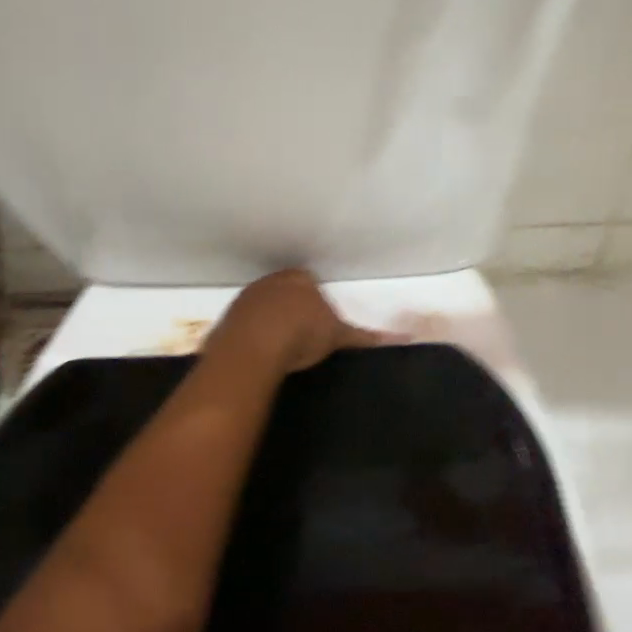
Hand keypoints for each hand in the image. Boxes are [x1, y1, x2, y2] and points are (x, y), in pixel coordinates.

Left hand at [203, 269, 383, 375]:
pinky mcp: (228, 317)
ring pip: (261, 305)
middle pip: (283, 290)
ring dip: (268, 319)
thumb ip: (365, 336)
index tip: (318, 322)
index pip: (309, 281)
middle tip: (300, 333)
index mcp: (300, 278)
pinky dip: (250, 334)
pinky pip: (243, 323)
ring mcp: (246, 297)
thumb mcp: (338, 336)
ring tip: (279, 346)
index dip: (314, 300)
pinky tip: (258, 352)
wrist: (254, 346)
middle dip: (290, 306)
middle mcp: (271, 281)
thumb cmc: (302, 334)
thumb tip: (404, 338)